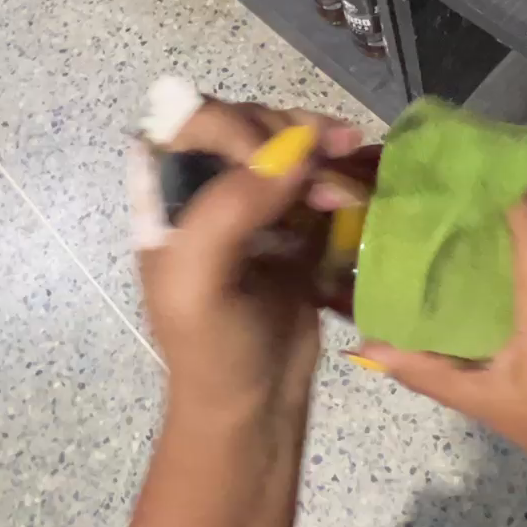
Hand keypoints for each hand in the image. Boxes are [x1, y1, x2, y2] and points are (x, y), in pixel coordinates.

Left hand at [131, 99, 362, 424]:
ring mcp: (254, 203)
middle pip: (248, 123)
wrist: (256, 403)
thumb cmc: (214, 350)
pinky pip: (318, 177)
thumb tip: (292, 152)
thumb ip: (230, 211)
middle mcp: (206, 189)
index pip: (193, 124)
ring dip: (324, 149)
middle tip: (335, 151)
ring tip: (351, 171)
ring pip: (289, 144)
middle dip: (293, 132)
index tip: (278, 161)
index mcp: (167, 197)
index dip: (237, 127)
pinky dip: (340, 174)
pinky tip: (358, 188)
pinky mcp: (292, 220)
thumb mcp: (201, 286)